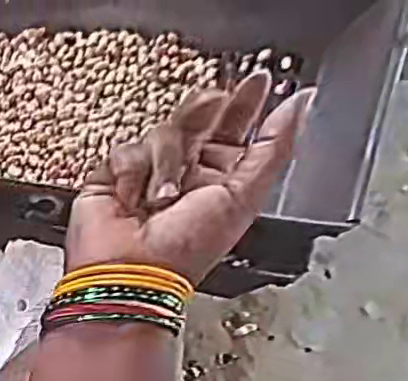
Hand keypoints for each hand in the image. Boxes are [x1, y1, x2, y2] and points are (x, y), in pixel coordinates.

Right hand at [67, 72, 313, 281]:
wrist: (130, 272)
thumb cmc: (185, 250)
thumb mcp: (247, 195)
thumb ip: (276, 144)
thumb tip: (302, 98)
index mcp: (213, 180)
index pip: (229, 130)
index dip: (243, 104)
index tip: (256, 81)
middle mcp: (176, 177)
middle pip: (194, 121)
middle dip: (203, 114)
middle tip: (209, 108)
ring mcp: (140, 179)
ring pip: (161, 134)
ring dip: (166, 163)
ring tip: (160, 198)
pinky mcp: (105, 183)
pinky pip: (124, 152)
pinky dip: (131, 173)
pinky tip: (131, 199)